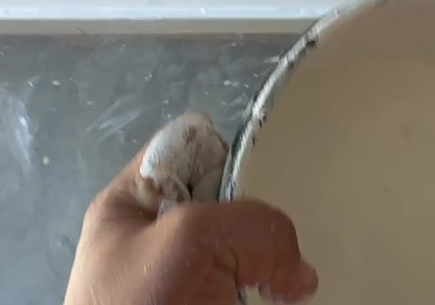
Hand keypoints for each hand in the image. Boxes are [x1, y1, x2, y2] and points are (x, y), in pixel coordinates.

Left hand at [64, 112, 319, 304]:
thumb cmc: (140, 304)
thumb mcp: (191, 238)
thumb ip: (256, 224)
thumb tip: (301, 273)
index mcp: (133, 201)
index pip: (192, 144)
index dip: (228, 153)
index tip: (255, 177)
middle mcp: (157, 234)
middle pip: (227, 196)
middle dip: (257, 213)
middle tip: (279, 232)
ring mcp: (182, 278)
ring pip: (244, 247)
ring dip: (271, 259)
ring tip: (292, 271)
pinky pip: (251, 288)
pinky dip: (274, 291)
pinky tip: (288, 293)